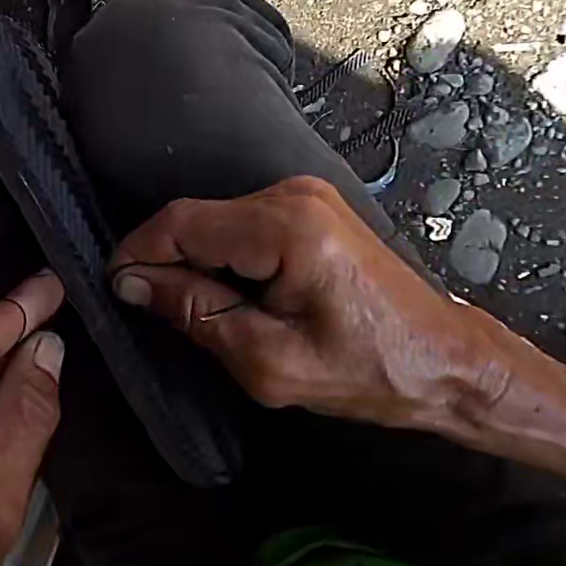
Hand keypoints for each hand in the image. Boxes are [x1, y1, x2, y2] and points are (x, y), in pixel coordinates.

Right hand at [109, 176, 509, 429]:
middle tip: (159, 316)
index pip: (181, 225)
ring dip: (193, 265)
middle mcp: (292, 194)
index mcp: (285, 227)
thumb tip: (133, 283)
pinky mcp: (307, 208)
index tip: (116, 291)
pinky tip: (231, 297)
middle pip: (194, 220)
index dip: (137, 255)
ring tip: (200, 314)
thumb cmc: (371, 371)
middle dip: (165, 265)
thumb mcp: (270, 361)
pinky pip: (237, 226)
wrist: (449, 361)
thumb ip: (196, 314)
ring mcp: (303, 195)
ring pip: (212, 223)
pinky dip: (219, 259)